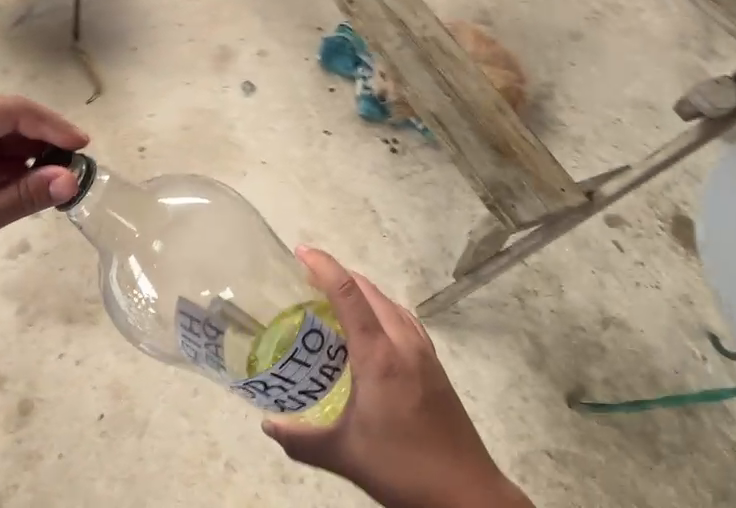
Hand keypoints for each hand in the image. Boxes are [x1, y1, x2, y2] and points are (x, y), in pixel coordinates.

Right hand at [263, 248, 531, 507]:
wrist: (467, 494)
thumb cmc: (403, 468)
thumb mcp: (344, 455)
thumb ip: (301, 439)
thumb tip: (268, 426)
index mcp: (378, 354)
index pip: (347, 293)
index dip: (323, 266)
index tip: (300, 252)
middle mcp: (402, 343)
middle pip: (369, 290)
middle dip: (338, 275)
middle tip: (306, 279)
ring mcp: (424, 353)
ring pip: (389, 303)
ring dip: (362, 292)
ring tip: (335, 300)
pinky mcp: (435, 367)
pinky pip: (403, 321)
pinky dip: (381, 310)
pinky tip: (372, 331)